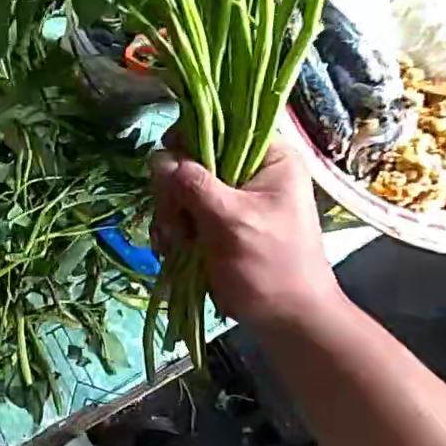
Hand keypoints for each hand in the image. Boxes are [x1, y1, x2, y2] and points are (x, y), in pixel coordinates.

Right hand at [149, 142, 342, 332]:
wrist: (287, 320)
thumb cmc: (272, 268)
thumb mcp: (232, 222)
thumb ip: (194, 185)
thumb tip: (158, 158)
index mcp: (268, 158)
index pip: (221, 125)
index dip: (189, 142)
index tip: (169, 171)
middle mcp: (248, 171)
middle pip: (192, 160)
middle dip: (176, 193)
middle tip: (177, 225)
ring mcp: (229, 199)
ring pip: (180, 189)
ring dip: (171, 217)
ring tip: (177, 245)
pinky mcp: (215, 223)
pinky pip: (181, 214)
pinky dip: (173, 231)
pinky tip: (174, 250)